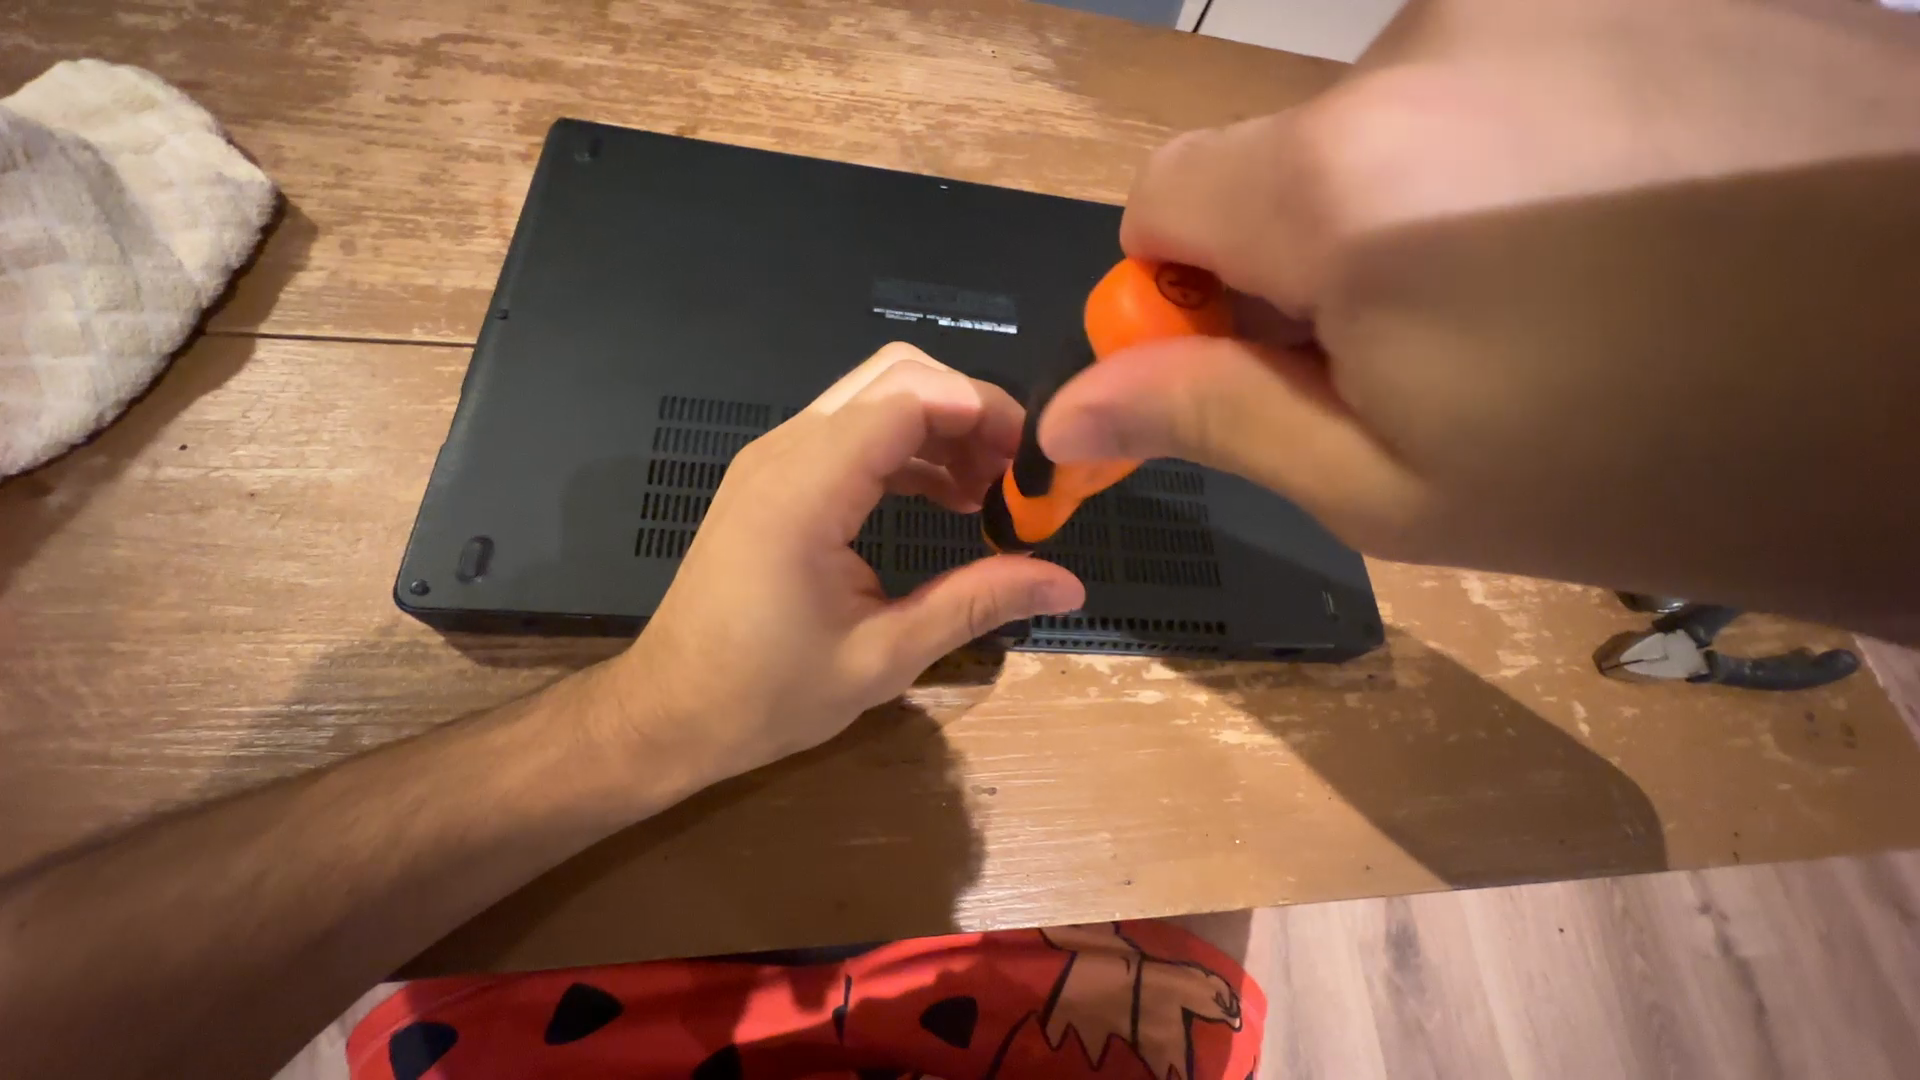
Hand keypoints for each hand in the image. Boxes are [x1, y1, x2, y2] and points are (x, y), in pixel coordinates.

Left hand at [615, 343, 1085, 782]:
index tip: (1032, 464)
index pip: (911, 398)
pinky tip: (942, 498)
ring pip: (875, 397)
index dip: (984, 413)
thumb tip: (1068, 582)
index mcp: (806, 489)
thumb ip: (977, 602)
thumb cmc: (768, 695)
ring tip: (987, 490)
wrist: (670, 712)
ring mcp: (774, 458)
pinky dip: (906, 448)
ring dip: (940, 427)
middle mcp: (786, 451)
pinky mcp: (774, 477)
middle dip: (968, 409)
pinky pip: (852, 432)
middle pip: (896, 375)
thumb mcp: (884, 656)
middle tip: (1013, 473)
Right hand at [1038, 0, 1919, 635]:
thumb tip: (1066, 411)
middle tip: (1408, 350)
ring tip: (1523, 293)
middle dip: (1293, 255)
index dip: (1171, 286)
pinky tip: (1601, 221)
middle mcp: (1428, 41)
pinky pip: (1487, 66)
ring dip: (1396, 203)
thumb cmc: (1626, 473)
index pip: (1157, 194)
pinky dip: (1490, 147)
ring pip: (1374, 114)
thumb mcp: (1375, 484)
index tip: (1248, 353)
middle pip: (1268, 157)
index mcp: (1343, 182)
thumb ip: (1205, 417)